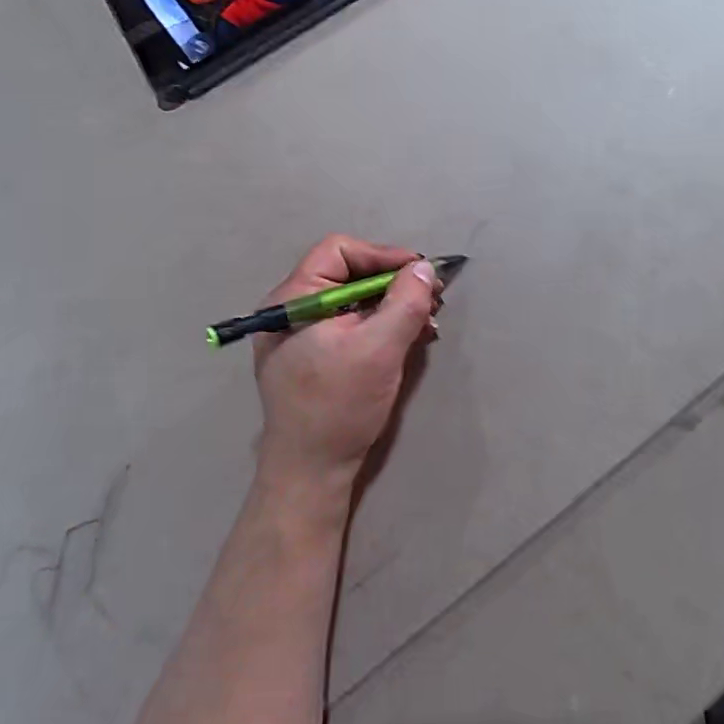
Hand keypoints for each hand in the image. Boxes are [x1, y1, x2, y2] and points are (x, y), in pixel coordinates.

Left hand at [251, 236, 443, 491]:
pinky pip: (350, 325)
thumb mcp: (380, 349)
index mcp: (294, 298)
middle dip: (393, 283)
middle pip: (348, 274)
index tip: (420, 273)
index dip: (383, 256)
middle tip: (430, 298)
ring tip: (426, 321)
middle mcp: (292, 308)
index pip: (339, 251)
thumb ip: (405, 302)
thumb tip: (425, 267)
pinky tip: (408, 338)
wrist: (311, 471)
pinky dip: (380, 326)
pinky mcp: (314, 355)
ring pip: (353, 301)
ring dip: (391, 305)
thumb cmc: (339, 406)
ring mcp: (300, 333)